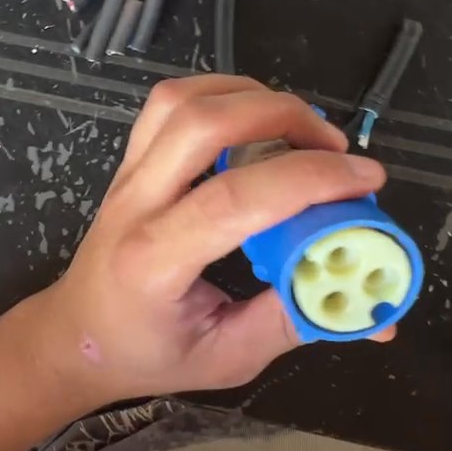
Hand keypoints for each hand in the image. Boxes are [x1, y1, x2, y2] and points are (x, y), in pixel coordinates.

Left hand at [19, 75, 393, 407]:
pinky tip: (255, 117)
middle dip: (280, 115)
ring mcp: (127, 174)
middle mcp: (135, 203)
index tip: (366, 180)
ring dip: (248, 95)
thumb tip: (374, 309)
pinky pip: (169, 104)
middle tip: (335, 144)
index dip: (308, 180)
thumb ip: (294, 322)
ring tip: (299, 125)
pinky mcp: (130, 160)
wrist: (76, 332)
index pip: (234, 199)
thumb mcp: (226, 357)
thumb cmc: (147, 352)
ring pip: (179, 100)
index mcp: (156, 261)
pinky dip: (219, 93)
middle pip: (200, 124)